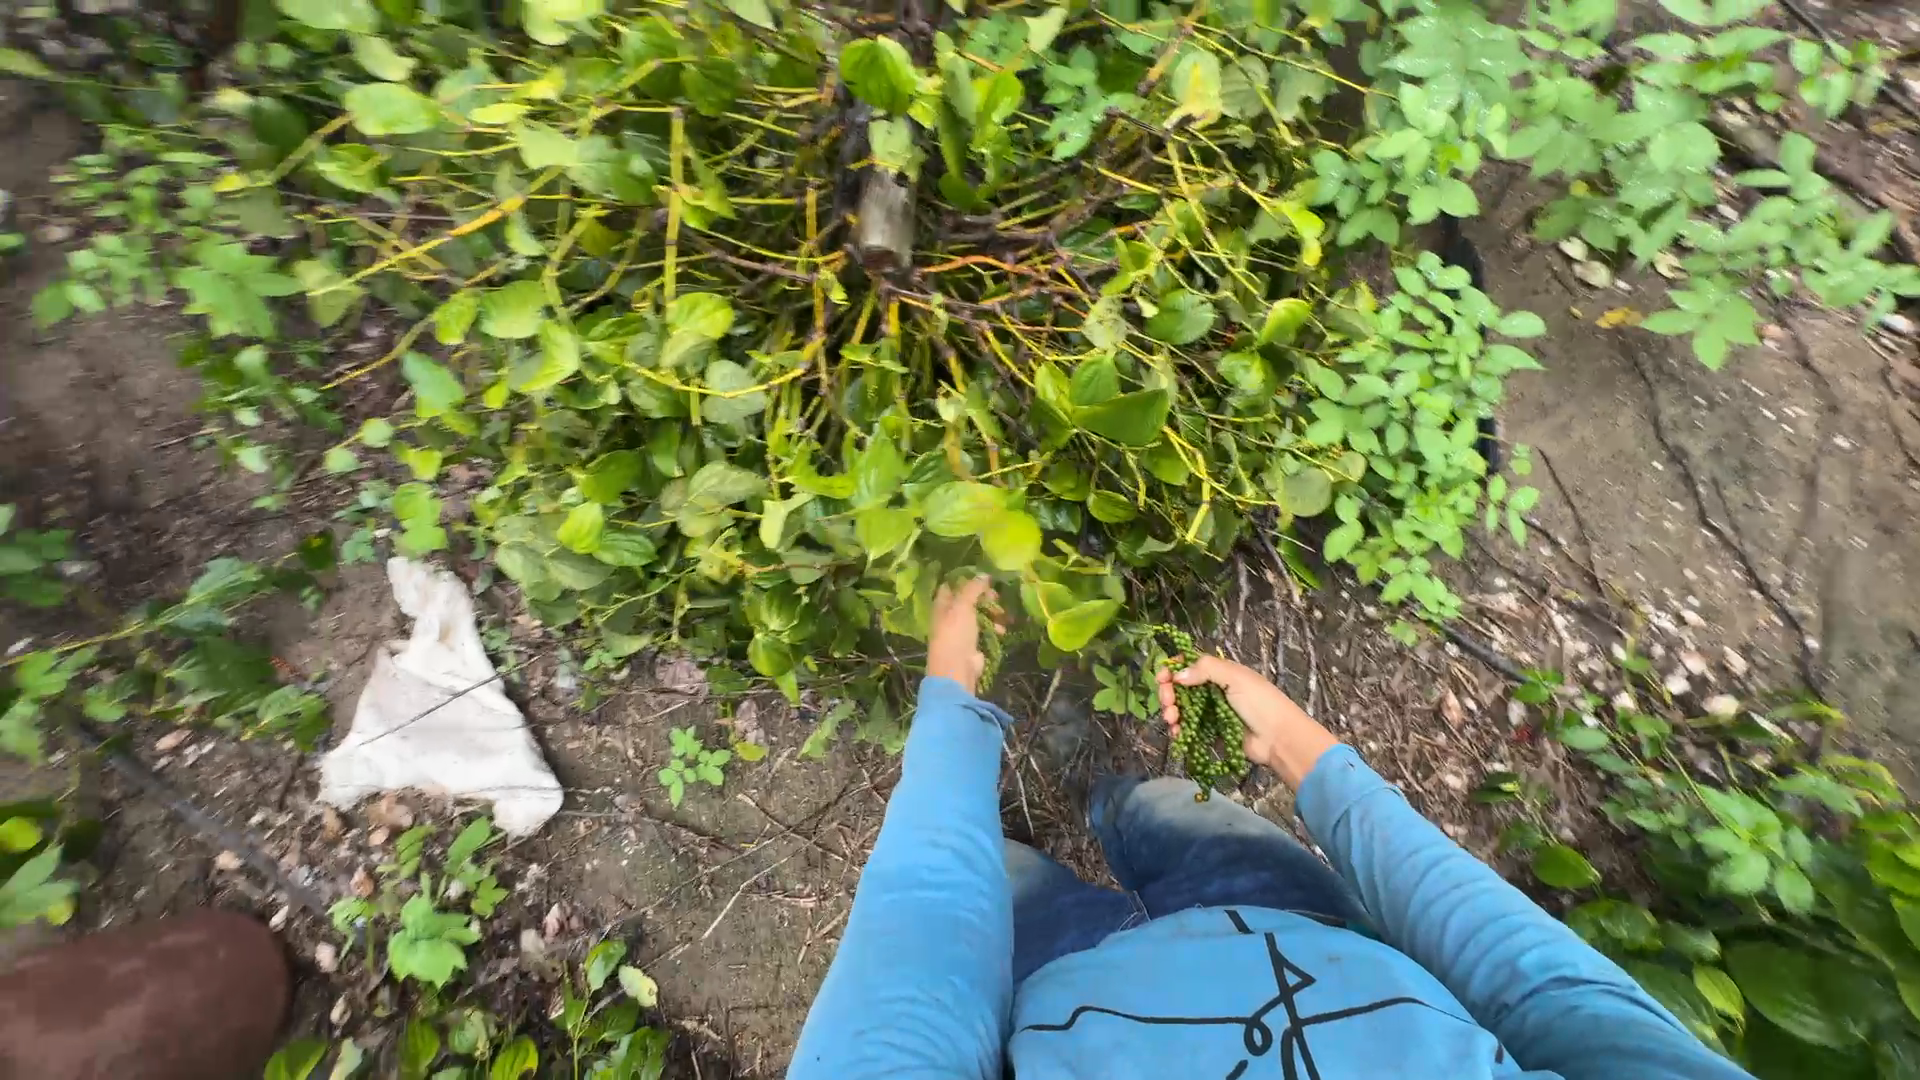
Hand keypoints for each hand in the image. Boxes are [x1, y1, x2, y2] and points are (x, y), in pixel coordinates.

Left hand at [927, 576, 997, 695]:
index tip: (984, 577)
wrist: (956, 668)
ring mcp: (961, 630)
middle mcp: (950, 615)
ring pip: (979, 614)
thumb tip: (984, 574)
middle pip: (969, 599)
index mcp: (942, 604)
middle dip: (984, 597)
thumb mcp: (963, 605)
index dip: (967, 580)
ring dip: (993, 613)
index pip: (952, 585)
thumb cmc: (955, 633)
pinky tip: (1001, 630)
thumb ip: (973, 588)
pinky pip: (985, 629)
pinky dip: (994, 628)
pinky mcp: (973, 643)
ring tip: (1002, 615)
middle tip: (996, 597)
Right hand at [1155, 653, 1336, 789]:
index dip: (1173, 669)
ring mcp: (1212, 710)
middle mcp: (1213, 689)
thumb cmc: (1260, 703)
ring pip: (1182, 707)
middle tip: (1167, 703)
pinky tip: (1177, 733)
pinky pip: (1189, 726)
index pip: (1189, 665)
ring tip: (1172, 720)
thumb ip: (1205, 670)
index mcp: (1220, 672)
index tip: (1162, 678)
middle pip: (1180, 686)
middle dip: (1168, 693)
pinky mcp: (1211, 730)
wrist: (1280, 739)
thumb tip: (1177, 676)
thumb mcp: (1235, 678)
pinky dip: (1179, 728)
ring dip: (1171, 711)